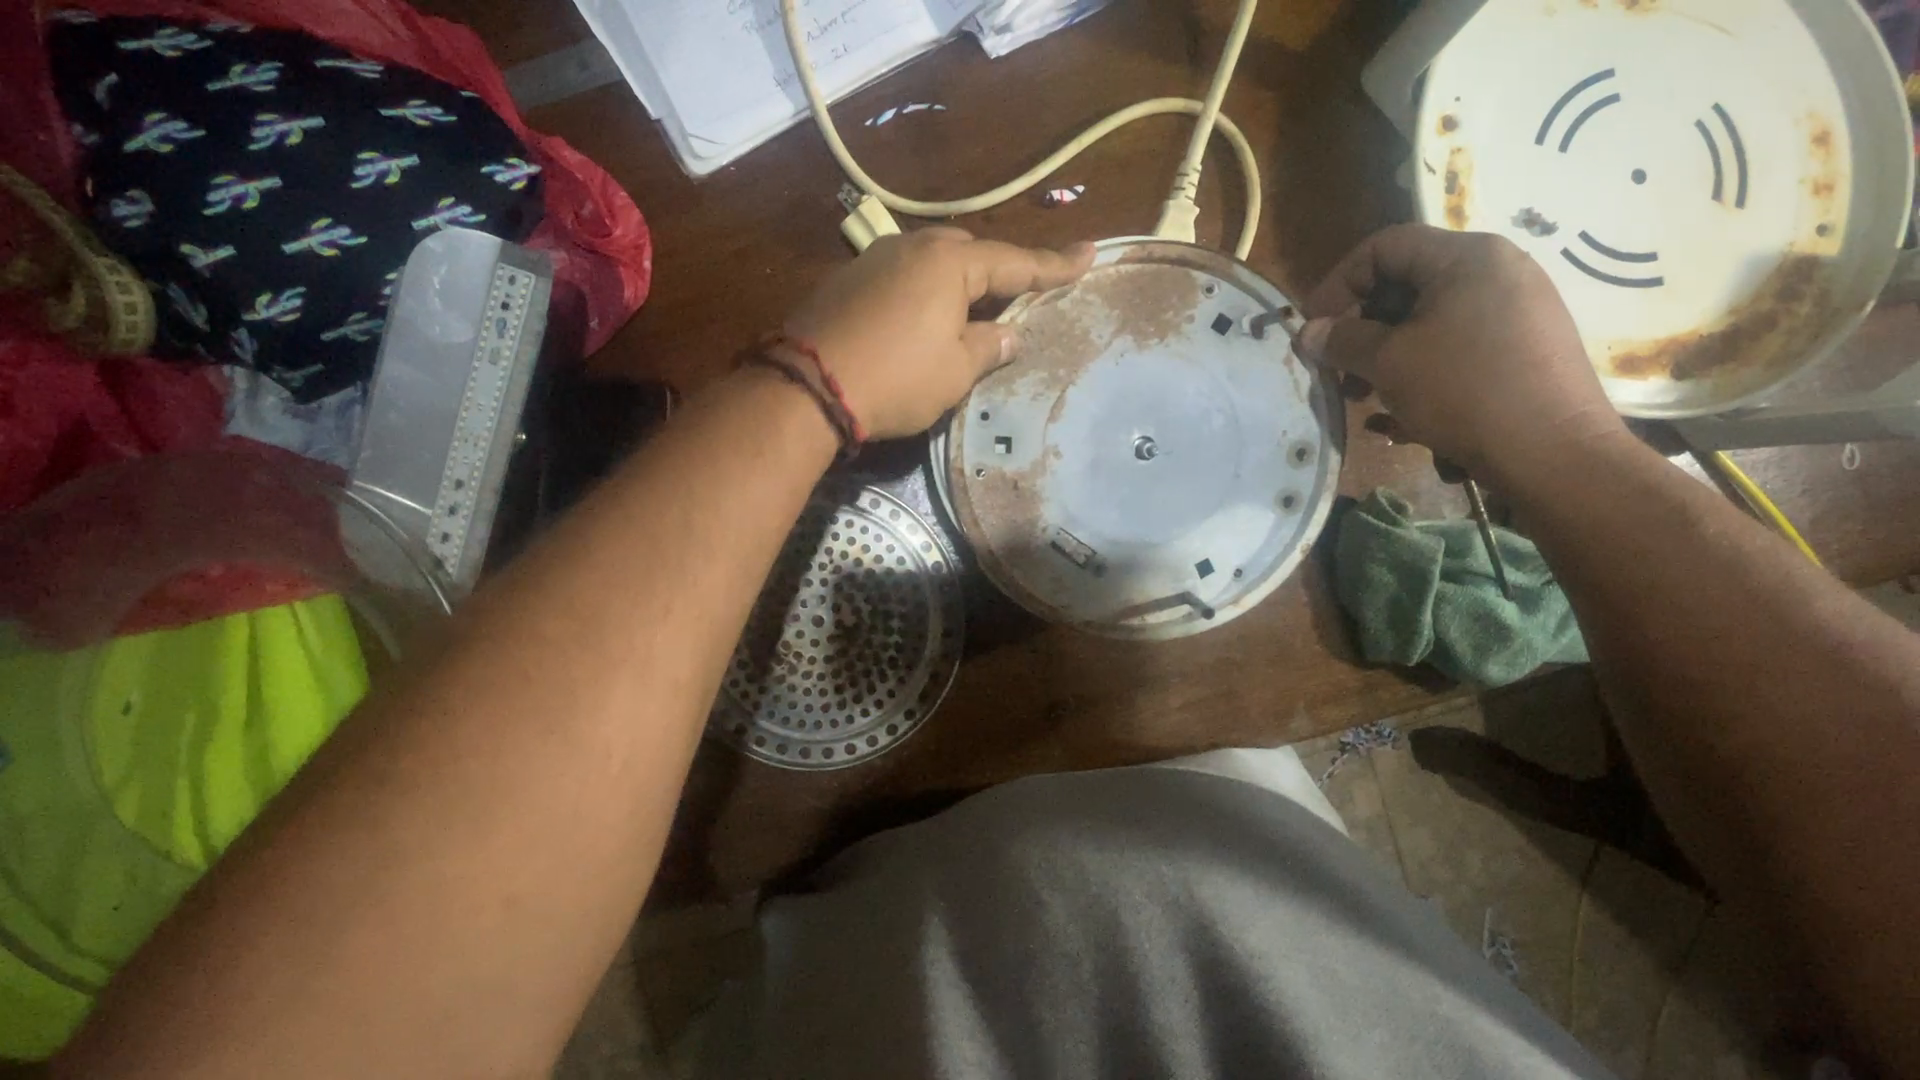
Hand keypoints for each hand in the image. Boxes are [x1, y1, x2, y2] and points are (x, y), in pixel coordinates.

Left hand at [783, 227, 1094, 438]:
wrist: (806, 387)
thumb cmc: (896, 379)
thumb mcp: (954, 371)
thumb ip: (987, 347)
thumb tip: (1008, 335)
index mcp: (949, 264)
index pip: (1015, 263)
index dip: (1054, 265)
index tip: (1089, 252)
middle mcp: (912, 248)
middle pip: (969, 252)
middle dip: (996, 270)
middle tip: (1016, 294)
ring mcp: (874, 261)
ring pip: (929, 263)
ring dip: (954, 283)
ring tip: (967, 312)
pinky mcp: (846, 282)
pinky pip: (899, 278)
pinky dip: (920, 294)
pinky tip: (919, 321)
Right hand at [1296, 225, 1628, 485]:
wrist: (1554, 452)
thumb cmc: (1464, 391)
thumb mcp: (1389, 363)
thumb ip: (1342, 341)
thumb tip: (1307, 333)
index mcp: (1467, 257)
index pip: (1383, 247)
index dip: (1337, 284)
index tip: (1314, 328)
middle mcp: (1498, 270)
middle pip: (1407, 283)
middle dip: (1360, 327)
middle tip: (1336, 370)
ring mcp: (1518, 308)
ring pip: (1430, 319)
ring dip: (1386, 354)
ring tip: (1365, 398)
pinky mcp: (1526, 346)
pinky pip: (1458, 344)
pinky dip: (1422, 368)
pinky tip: (1405, 411)